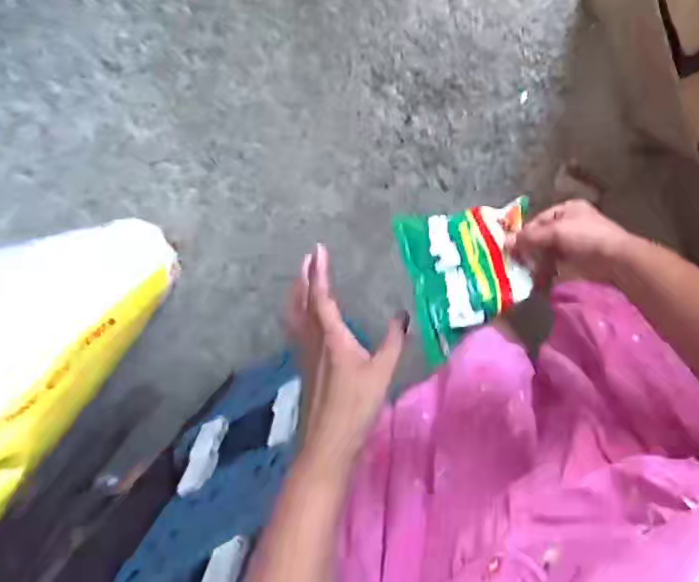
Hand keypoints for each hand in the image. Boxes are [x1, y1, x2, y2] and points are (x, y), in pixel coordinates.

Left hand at [284, 243, 407, 467]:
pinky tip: (307, 320)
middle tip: (308, 258)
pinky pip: (298, 332)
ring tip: (302, 281)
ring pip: (296, 319)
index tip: (318, 251)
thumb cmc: (355, 407)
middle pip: (302, 305)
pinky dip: (299, 315)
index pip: (322, 298)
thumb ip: (393, 341)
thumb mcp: (383, 371)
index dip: (319, 273)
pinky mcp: (306, 370)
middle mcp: (314, 343)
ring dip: (297, 296)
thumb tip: (402, 314)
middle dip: (304, 279)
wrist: (326, 447)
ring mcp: (306, 358)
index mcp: (332, 338)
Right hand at [511, 200, 642, 284]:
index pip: (540, 219)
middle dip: (531, 251)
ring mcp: (578, 243)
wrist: (617, 260)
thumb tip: (507, 243)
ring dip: (539, 264)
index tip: (511, 249)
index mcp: (569, 208)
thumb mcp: (556, 232)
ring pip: (551, 253)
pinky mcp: (581, 262)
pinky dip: (549, 272)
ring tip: (529, 276)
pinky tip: (540, 281)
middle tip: (518, 265)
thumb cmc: (587, 238)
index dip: (525, 233)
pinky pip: (559, 265)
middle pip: (544, 237)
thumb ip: (531, 237)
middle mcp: (572, 223)